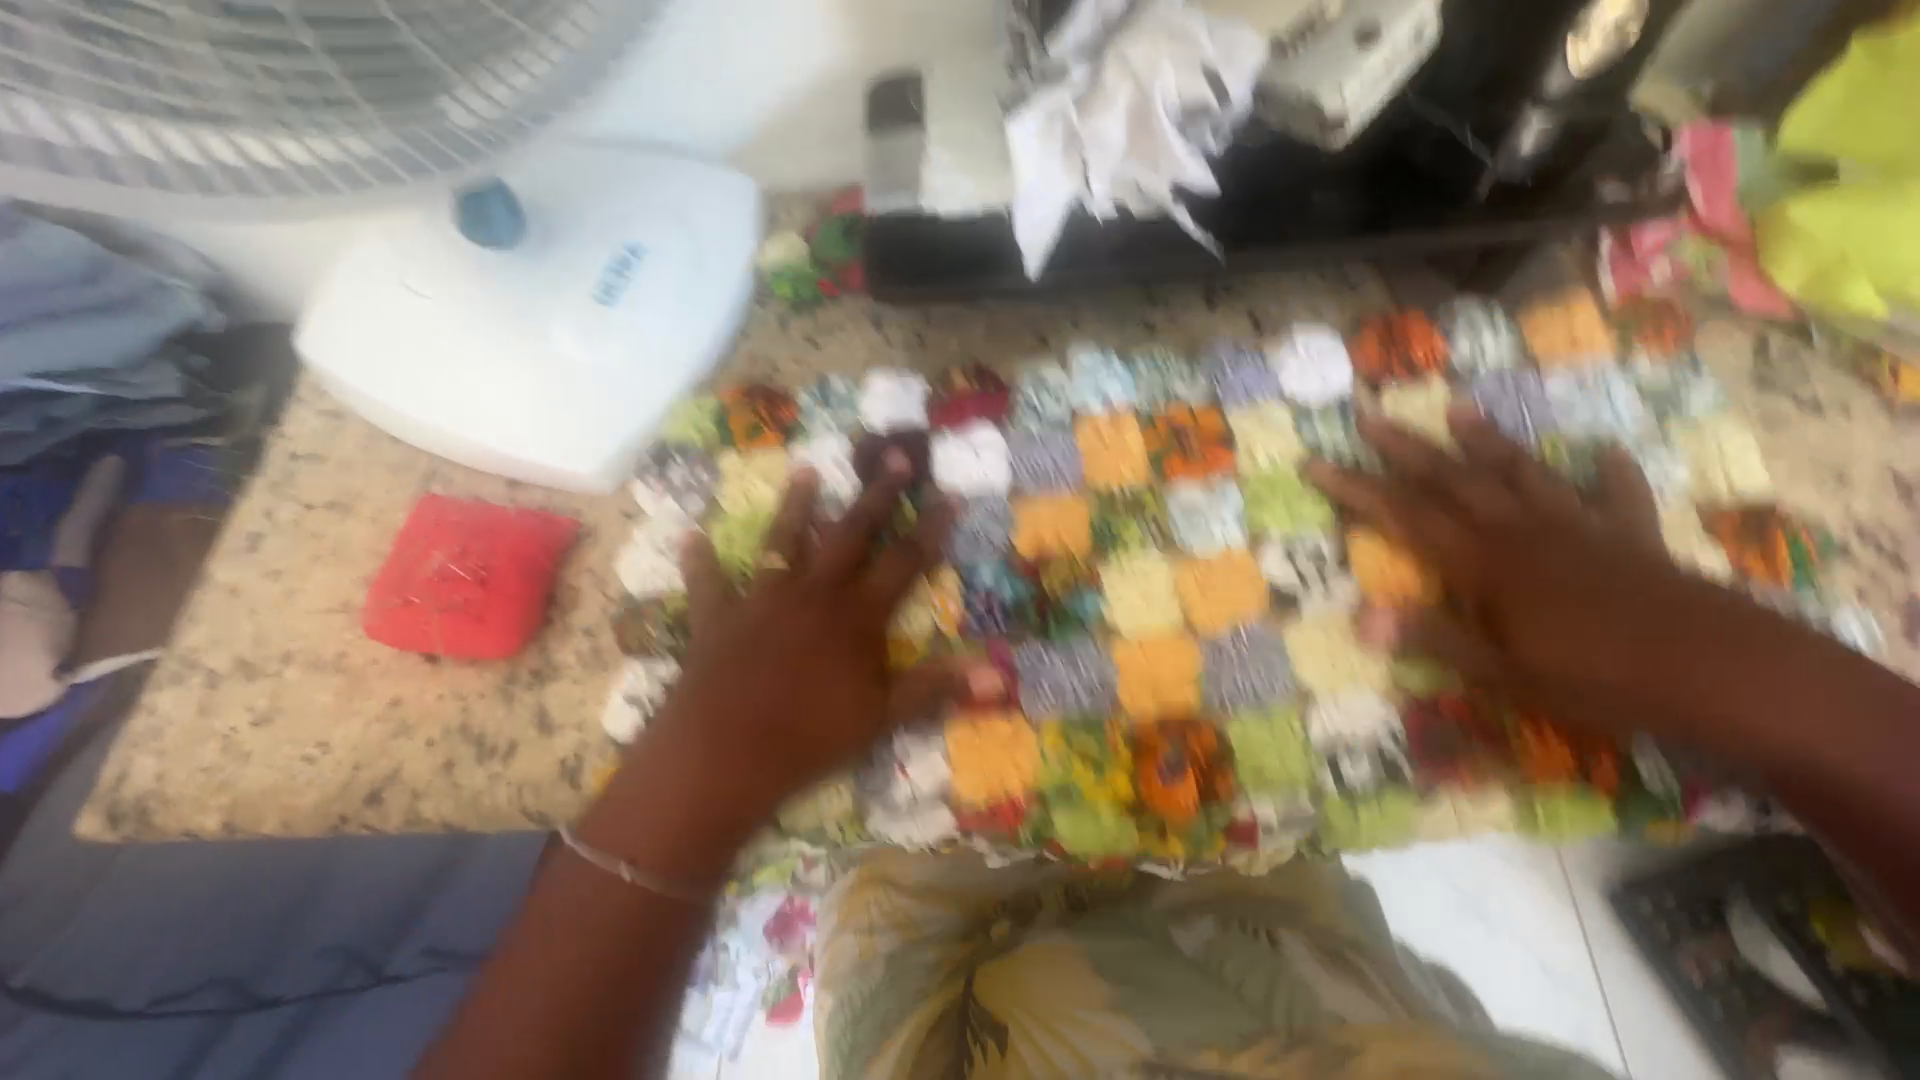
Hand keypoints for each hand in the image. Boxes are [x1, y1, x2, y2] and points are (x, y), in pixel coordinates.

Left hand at [635, 451, 1002, 831]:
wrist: (725, 752)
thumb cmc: (811, 737)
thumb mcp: (884, 717)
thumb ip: (937, 688)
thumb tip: (1001, 675)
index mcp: (857, 616)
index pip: (905, 562)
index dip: (931, 529)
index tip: (951, 495)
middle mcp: (812, 593)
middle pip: (850, 534)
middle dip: (877, 495)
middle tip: (895, 456)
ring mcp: (762, 600)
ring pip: (782, 541)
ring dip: (796, 506)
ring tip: (806, 471)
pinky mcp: (717, 617)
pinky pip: (708, 582)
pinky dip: (700, 560)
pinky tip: (692, 537)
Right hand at [1306, 406, 1725, 732]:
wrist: (1722, 672)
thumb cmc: (1598, 679)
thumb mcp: (1503, 673)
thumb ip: (1433, 638)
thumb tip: (1358, 617)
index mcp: (1485, 564)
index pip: (1404, 517)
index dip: (1355, 491)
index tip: (1314, 463)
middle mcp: (1524, 532)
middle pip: (1454, 480)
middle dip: (1406, 450)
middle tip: (1370, 416)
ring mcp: (1580, 529)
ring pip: (1523, 475)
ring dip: (1488, 443)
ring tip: (1459, 409)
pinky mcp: (1633, 540)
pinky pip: (1615, 498)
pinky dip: (1608, 474)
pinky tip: (1605, 452)